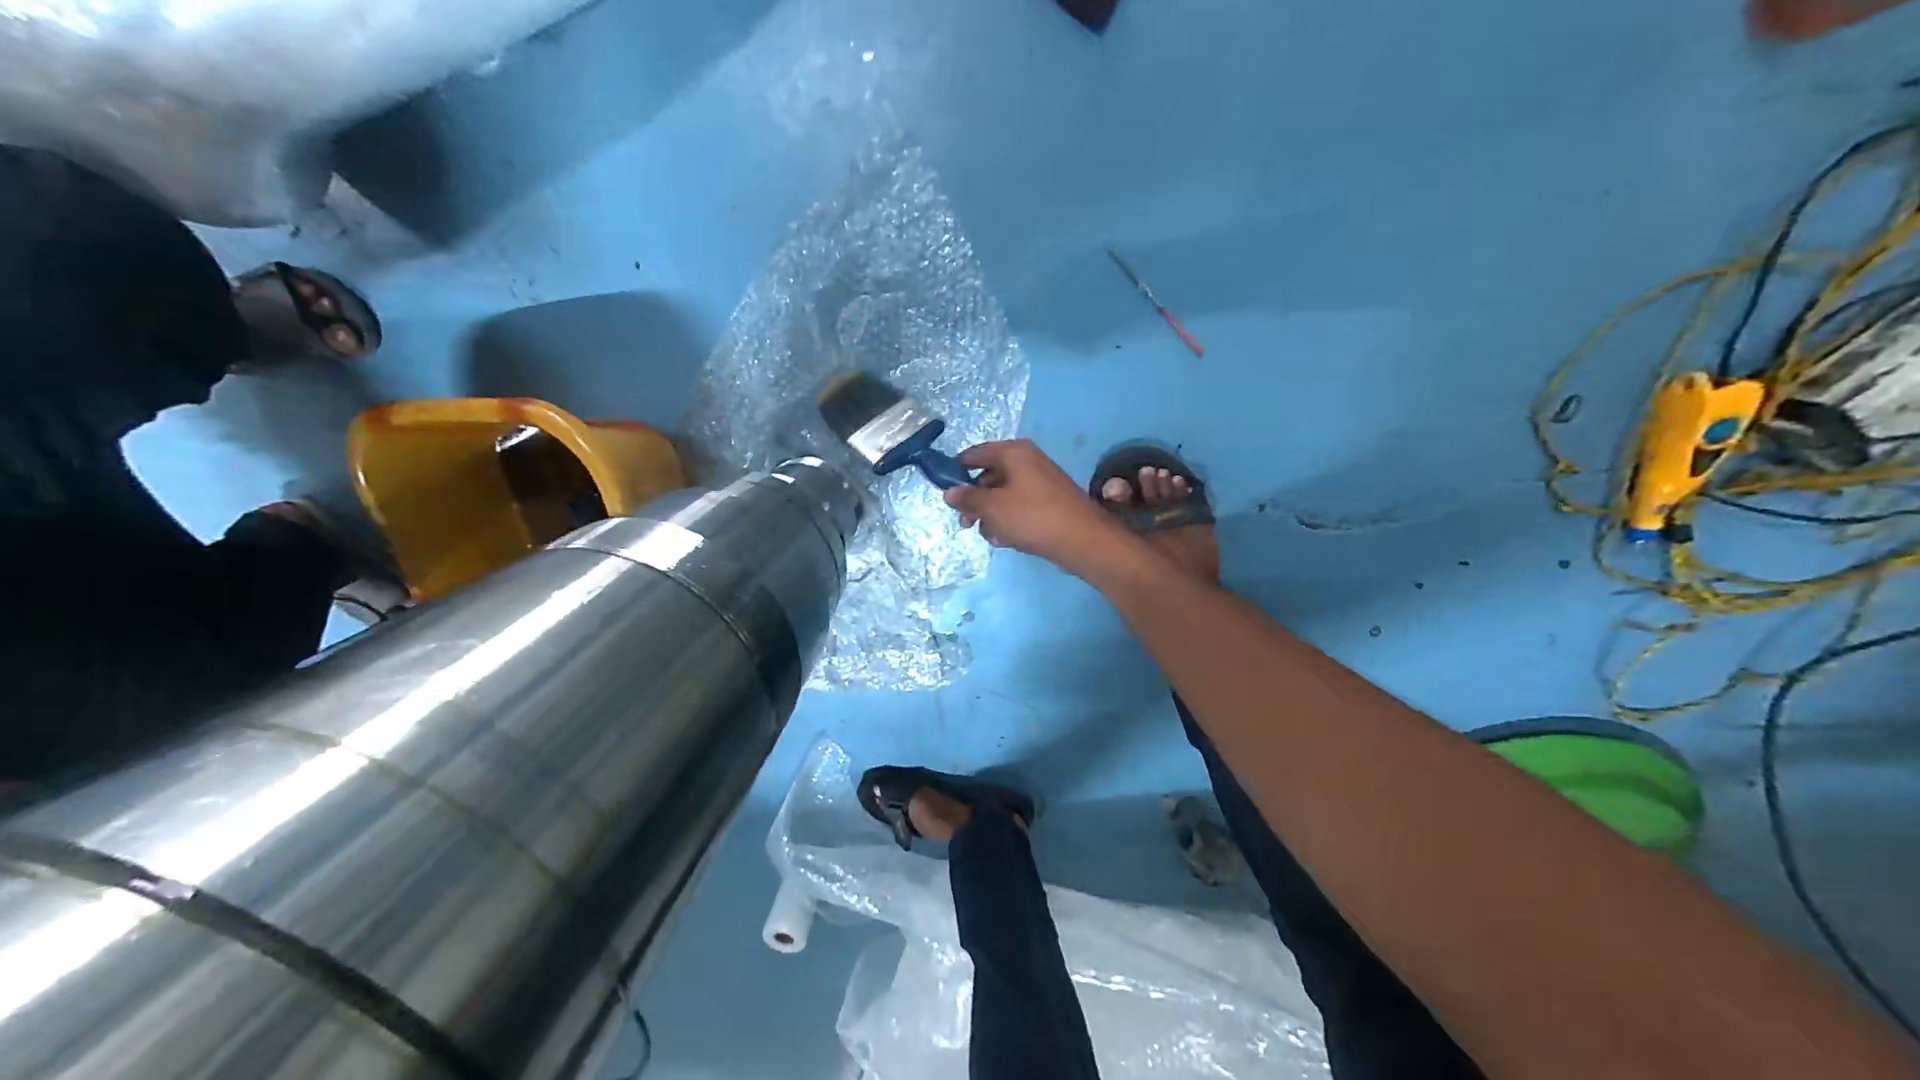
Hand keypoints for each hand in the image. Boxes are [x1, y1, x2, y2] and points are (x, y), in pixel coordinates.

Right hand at [943, 440, 1133, 573]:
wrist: (1082, 540)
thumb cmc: (1033, 517)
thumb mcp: (993, 508)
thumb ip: (968, 498)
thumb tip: (949, 492)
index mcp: (1013, 452)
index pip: (974, 454)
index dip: (957, 472)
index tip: (947, 494)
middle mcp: (1027, 460)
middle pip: (988, 476)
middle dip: (975, 501)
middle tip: (966, 523)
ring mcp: (1040, 481)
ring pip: (1003, 495)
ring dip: (992, 515)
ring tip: (994, 535)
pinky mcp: (1049, 501)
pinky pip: (1019, 506)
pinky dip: (1010, 520)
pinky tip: (1009, 539)